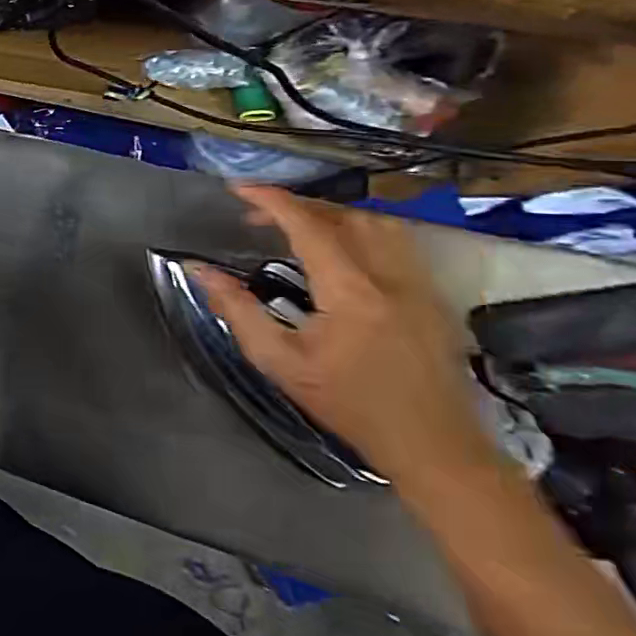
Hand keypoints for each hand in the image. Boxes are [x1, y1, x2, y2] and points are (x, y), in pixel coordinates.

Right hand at [192, 185, 491, 480]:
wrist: (432, 445)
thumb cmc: (350, 405)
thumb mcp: (281, 363)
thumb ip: (238, 312)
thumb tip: (201, 271)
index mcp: (351, 292)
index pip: (308, 227)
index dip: (271, 201)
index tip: (239, 190)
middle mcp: (390, 276)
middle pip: (344, 214)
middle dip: (298, 205)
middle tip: (260, 216)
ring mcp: (419, 281)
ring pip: (377, 221)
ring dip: (333, 212)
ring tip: (300, 225)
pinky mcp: (433, 292)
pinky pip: (398, 239)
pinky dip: (362, 228)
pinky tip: (344, 246)